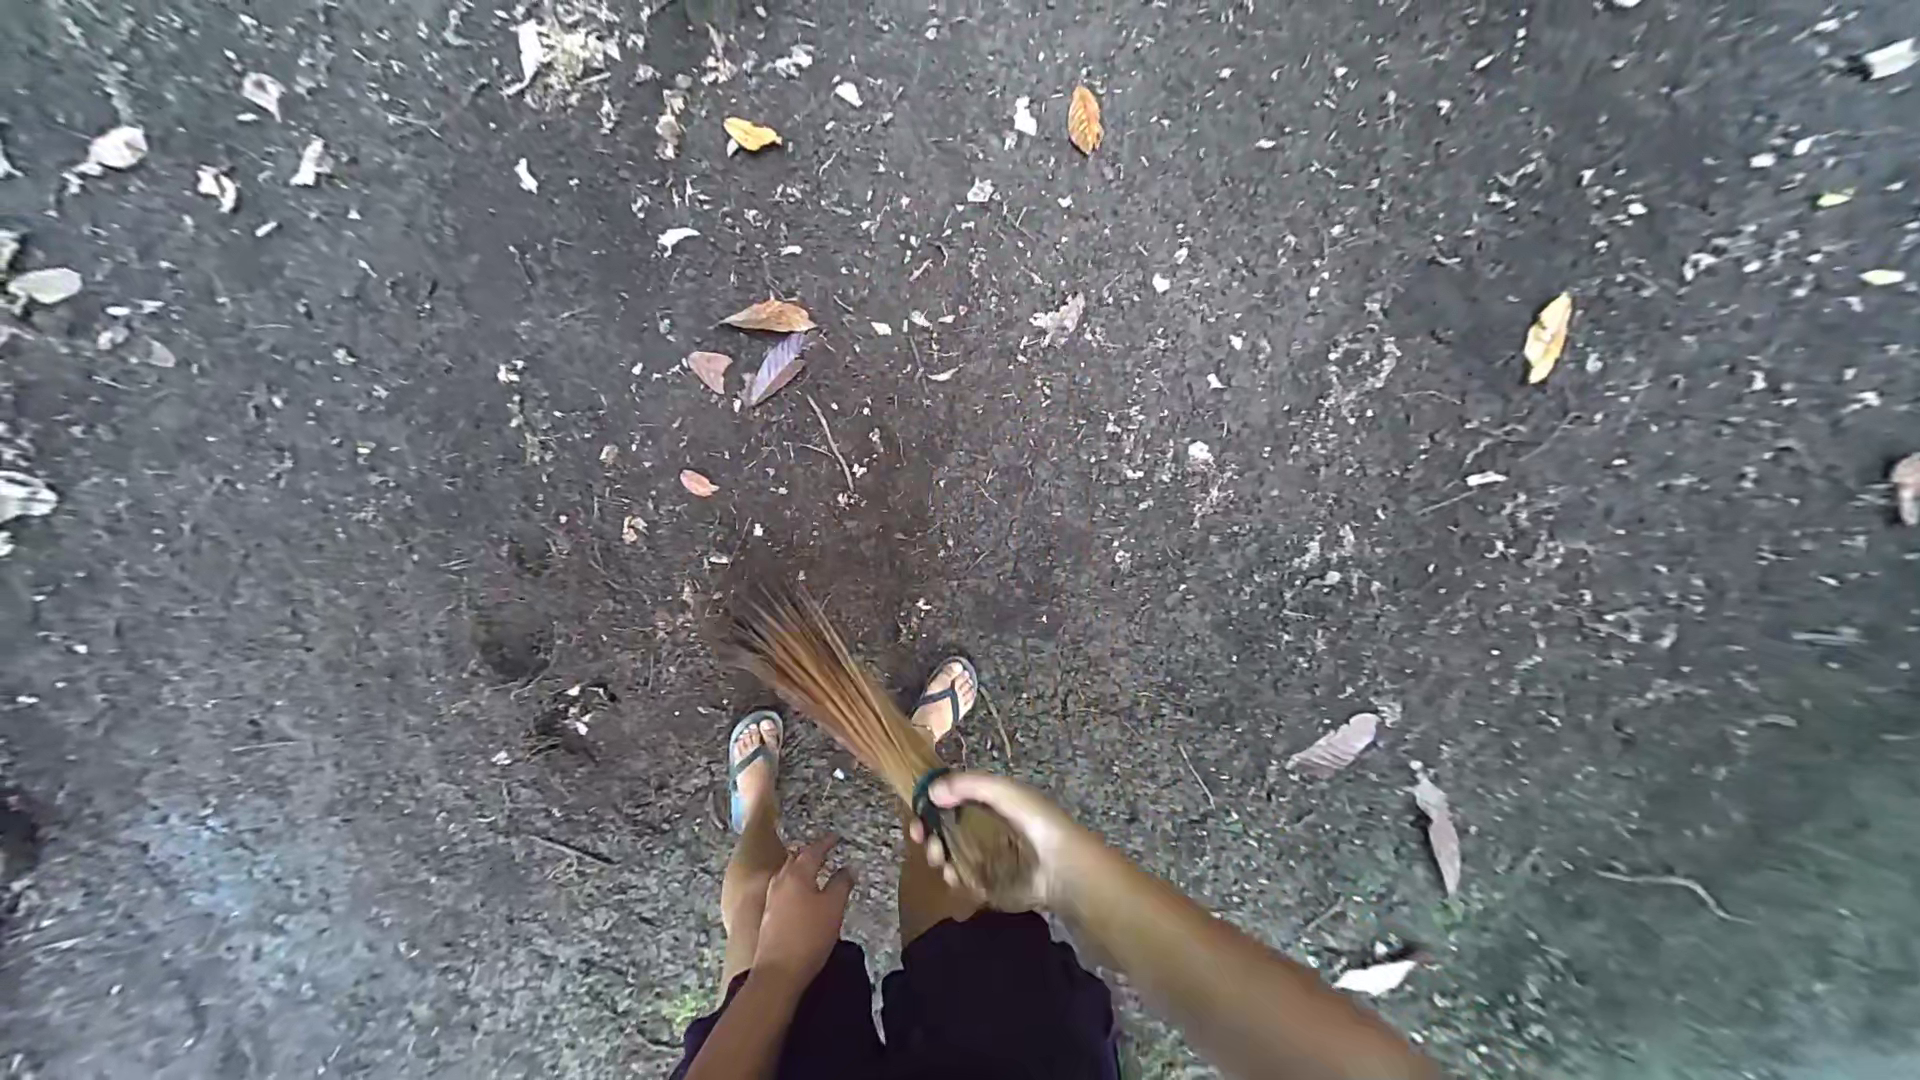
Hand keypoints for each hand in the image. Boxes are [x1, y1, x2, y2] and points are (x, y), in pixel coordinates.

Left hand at [752, 835, 854, 983]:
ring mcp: (771, 899)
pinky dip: (793, 883)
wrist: (778, 973)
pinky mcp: (768, 916)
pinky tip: (799, 894)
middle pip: (795, 859)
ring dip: (799, 868)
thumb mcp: (833, 907)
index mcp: (797, 874)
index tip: (835, 837)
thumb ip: (842, 884)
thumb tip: (849, 867)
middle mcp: (781, 881)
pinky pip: (782, 888)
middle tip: (823, 850)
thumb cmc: (809, 936)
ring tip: (812, 869)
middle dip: (809, 852)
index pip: (813, 851)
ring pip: (786, 874)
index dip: (826, 843)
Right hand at [909, 772, 1100, 911]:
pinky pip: (963, 881)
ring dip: (937, 855)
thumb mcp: (1002, 790)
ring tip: (939, 858)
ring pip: (949, 855)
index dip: (930, 805)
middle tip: (922, 839)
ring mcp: (986, 859)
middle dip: (928, 833)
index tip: (916, 812)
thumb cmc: (1033, 821)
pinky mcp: (989, 885)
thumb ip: (967, 785)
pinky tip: (953, 875)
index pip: (950, 802)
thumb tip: (930, 790)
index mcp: (989, 804)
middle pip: (944, 830)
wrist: (1061, 866)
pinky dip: (953, 878)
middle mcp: (984, 829)